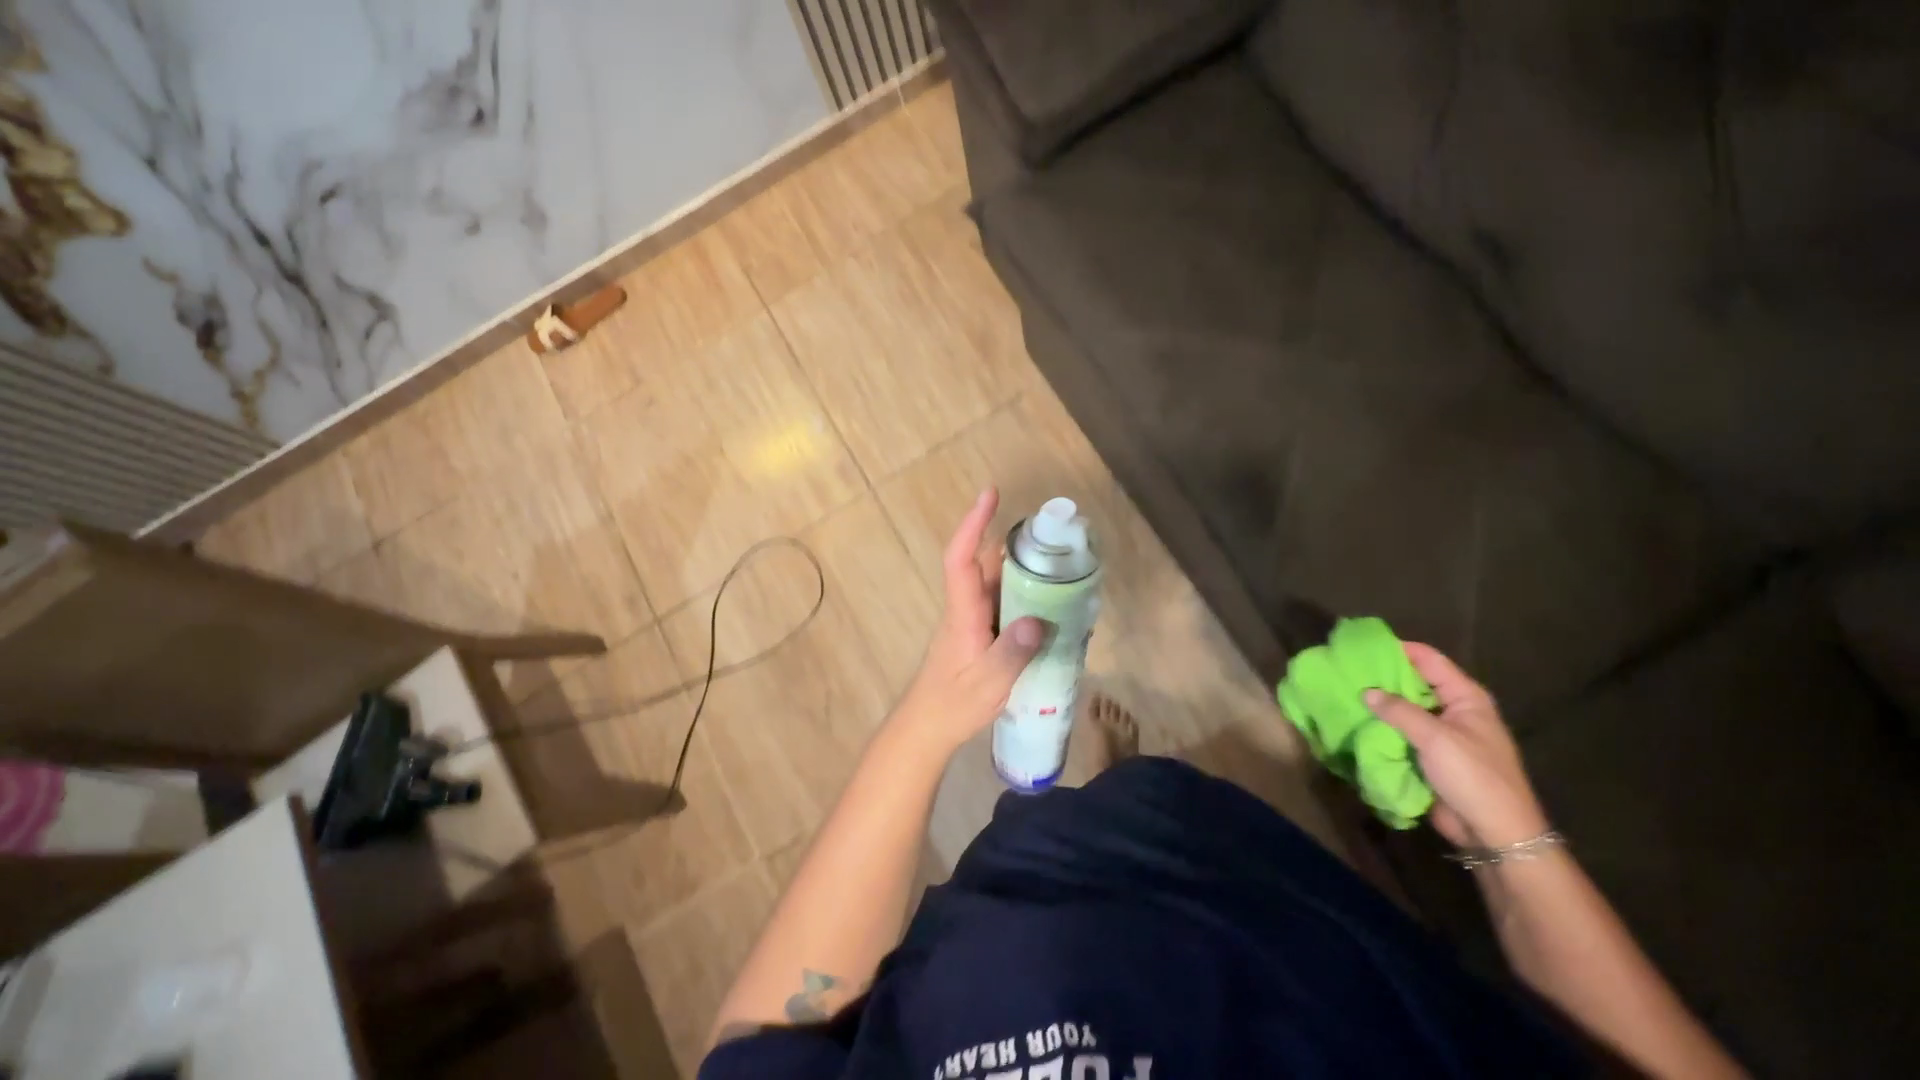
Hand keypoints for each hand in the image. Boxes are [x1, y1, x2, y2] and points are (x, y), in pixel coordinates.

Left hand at [889, 488, 1045, 756]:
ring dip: (1021, 569)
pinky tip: (1051, 607)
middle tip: (1050, 534)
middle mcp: (966, 610)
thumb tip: (1039, 620)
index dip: (974, 524)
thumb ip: (1013, 653)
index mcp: (963, 614)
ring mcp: (972, 623)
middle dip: (1011, 541)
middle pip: (984, 564)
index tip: (990, 494)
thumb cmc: (953, 705)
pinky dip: (1025, 597)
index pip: (962, 558)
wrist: (927, 728)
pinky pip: (1003, 605)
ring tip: (1060, 565)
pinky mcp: (980, 636)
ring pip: (995, 584)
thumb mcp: (989, 684)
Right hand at [1365, 643, 1549, 847]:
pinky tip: (1355, 725)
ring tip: (1343, 694)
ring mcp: (1442, 735)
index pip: (1429, 660)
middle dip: (1383, 678)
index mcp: (1466, 697)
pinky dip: (1382, 731)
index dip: (1398, 649)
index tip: (1362, 645)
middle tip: (1345, 670)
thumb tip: (1366, 691)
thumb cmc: (1474, 777)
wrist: (1495, 832)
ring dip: (1380, 707)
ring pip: (1405, 712)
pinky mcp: (1430, 758)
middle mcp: (1454, 710)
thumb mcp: (1436, 738)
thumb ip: (1400, 711)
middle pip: (1414, 684)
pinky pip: (1402, 736)